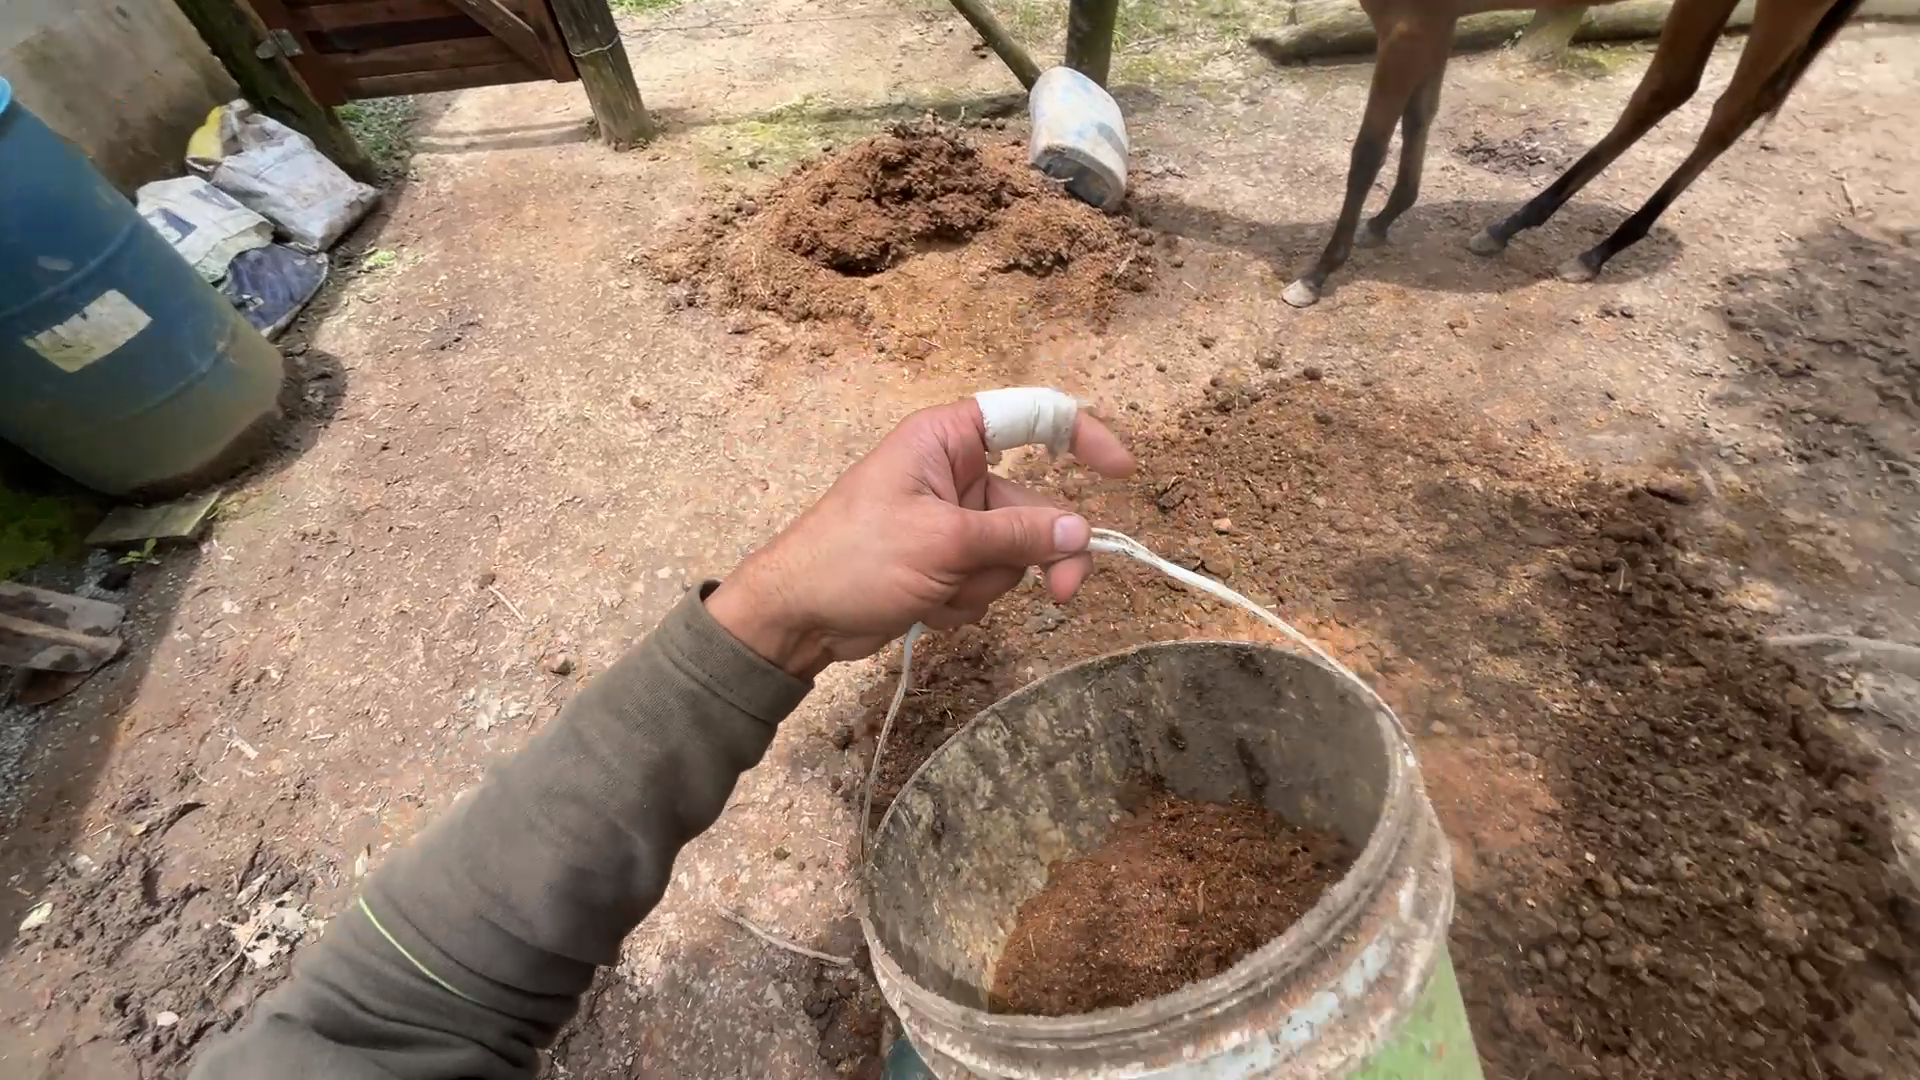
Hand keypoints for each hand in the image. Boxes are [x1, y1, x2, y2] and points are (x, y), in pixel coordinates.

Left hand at [705, 395, 1134, 676]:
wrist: (799, 616)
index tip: (1121, 471)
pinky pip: (985, 581)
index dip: (1082, 434)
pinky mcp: (945, 562)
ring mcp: (952, 522)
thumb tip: (1082, 531)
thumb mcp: (944, 542)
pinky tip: (922, 604)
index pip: (1030, 416)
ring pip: (1012, 553)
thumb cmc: (856, 557)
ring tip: (936, 591)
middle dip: (1038, 553)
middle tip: (1062, 594)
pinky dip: (963, 600)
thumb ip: (1018, 534)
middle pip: (1033, 506)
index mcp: (949, 440)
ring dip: (983, 584)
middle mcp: (955, 474)